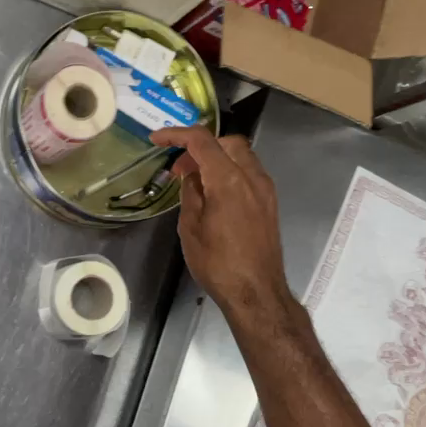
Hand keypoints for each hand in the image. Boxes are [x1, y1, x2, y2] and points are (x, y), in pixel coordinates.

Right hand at [152, 127, 297, 329]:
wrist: (255, 291)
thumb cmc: (217, 263)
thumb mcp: (190, 227)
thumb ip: (191, 193)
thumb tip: (191, 175)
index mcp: (229, 180)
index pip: (202, 141)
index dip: (176, 134)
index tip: (156, 139)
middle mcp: (252, 177)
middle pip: (227, 142)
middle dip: (200, 145)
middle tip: (178, 167)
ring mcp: (265, 189)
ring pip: (241, 156)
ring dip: (216, 159)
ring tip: (194, 181)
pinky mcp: (269, 203)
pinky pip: (248, 173)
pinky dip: (229, 172)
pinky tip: (214, 195)